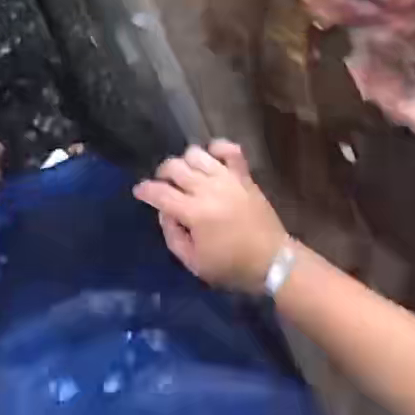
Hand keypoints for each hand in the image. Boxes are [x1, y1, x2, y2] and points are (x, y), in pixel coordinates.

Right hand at [133, 141, 290, 291]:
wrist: (275, 263)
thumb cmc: (233, 266)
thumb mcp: (195, 264)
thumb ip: (173, 237)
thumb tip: (164, 213)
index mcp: (194, 213)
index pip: (159, 192)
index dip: (145, 190)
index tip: (140, 192)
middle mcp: (207, 189)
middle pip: (173, 167)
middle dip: (163, 175)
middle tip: (166, 187)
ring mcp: (226, 178)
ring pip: (195, 153)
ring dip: (185, 162)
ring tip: (188, 176)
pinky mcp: (243, 175)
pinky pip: (228, 149)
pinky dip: (216, 148)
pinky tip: (211, 159)